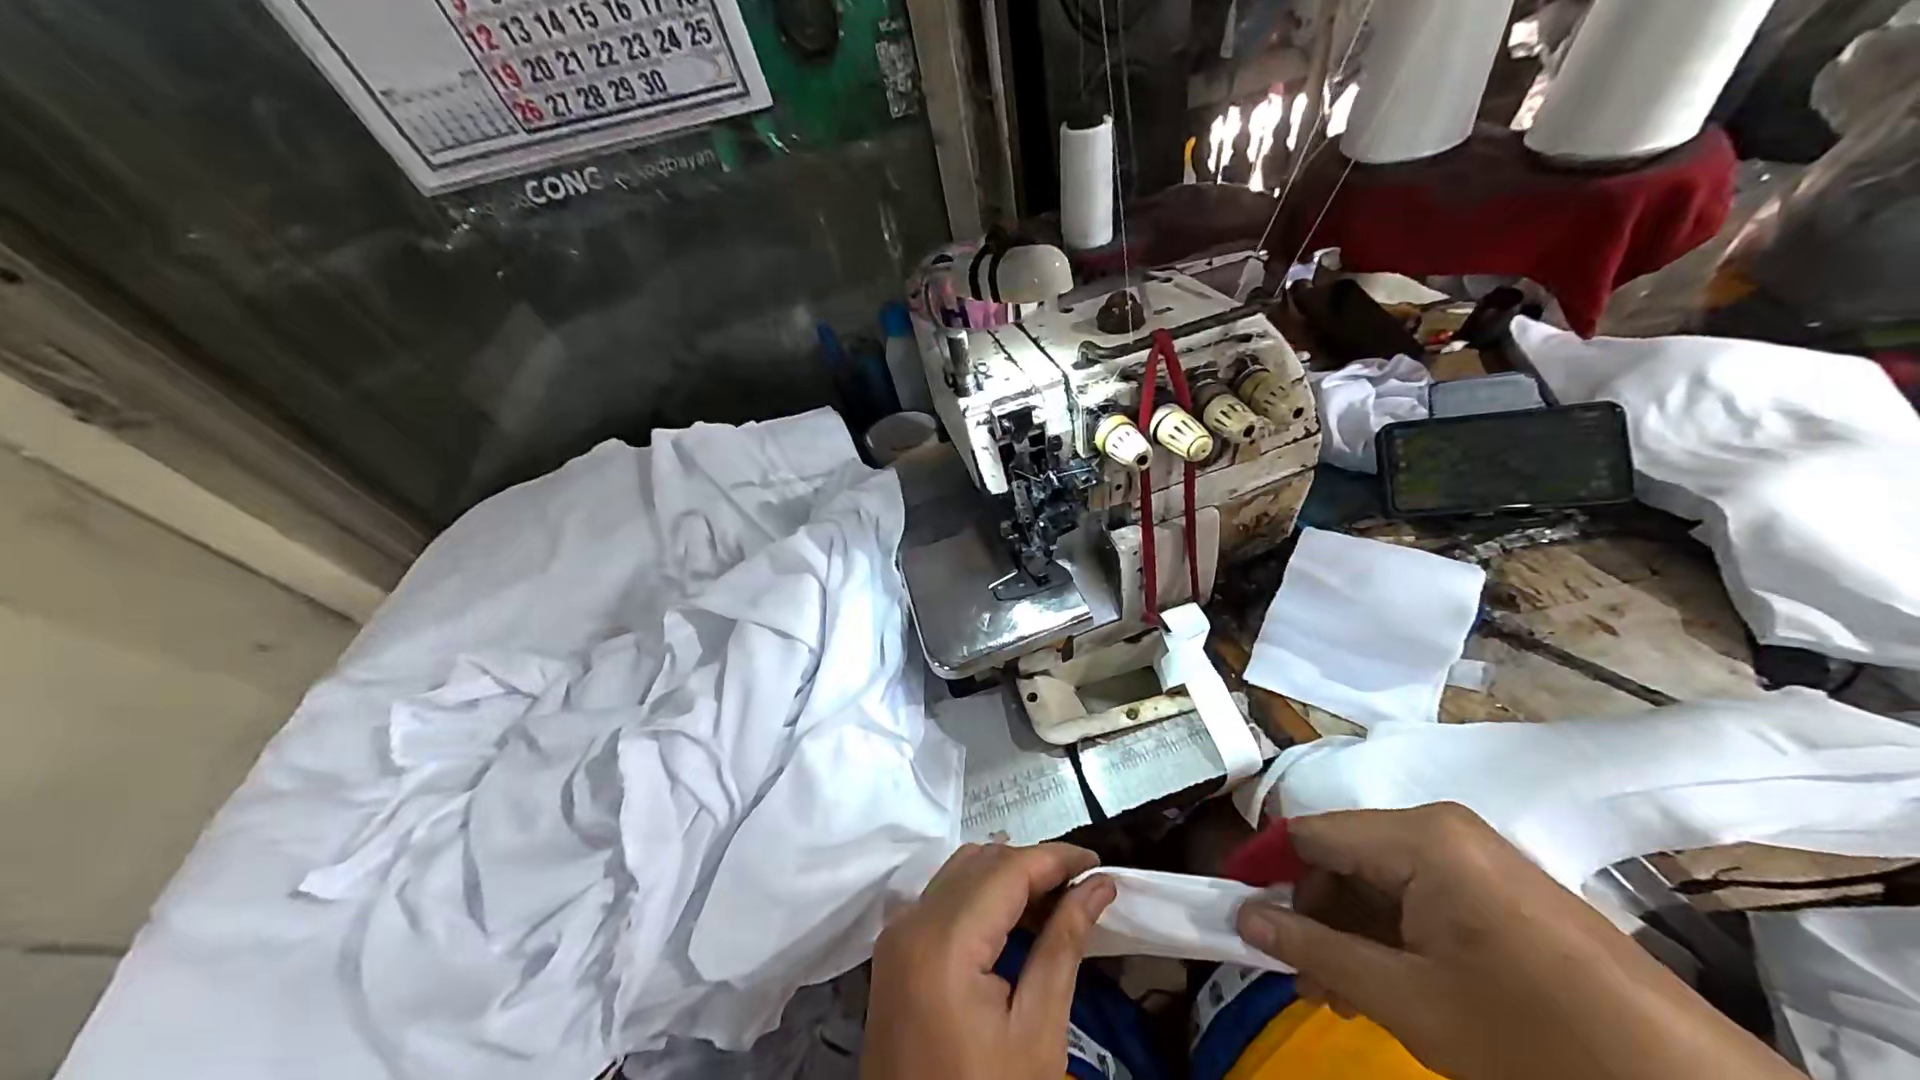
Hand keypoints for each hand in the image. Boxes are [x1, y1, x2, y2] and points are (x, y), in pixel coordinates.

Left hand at [862, 842, 1116, 1079]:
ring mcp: (897, 933)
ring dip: (1007, 874)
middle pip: (981, 862)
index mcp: (944, 942)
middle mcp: (912, 922)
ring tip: (1055, 900)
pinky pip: (941, 895)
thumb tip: (1098, 888)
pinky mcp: (894, 949)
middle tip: (1081, 887)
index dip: (1056, 858)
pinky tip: (1013, 916)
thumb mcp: (1037, 1032)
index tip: (1098, 863)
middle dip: (1034, 864)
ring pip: (959, 870)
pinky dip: (980, 892)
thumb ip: (1064, 946)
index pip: (1007, 869)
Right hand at [1235, 804, 1803, 1079]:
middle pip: (1343, 855)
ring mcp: (1475, 856)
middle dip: (1312, 912)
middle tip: (1297, 976)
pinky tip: (1386, 985)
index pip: (1309, 833)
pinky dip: (1390, 935)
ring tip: (1338, 993)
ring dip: (1348, 930)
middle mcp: (1441, 828)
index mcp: (1418, 835)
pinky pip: (1419, 895)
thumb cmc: (1529, 1033)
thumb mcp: (1405, 998)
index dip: (1265, 870)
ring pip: (1378, 879)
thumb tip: (1241, 918)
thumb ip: (1313, 950)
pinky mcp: (1499, 888)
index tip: (1237, 914)